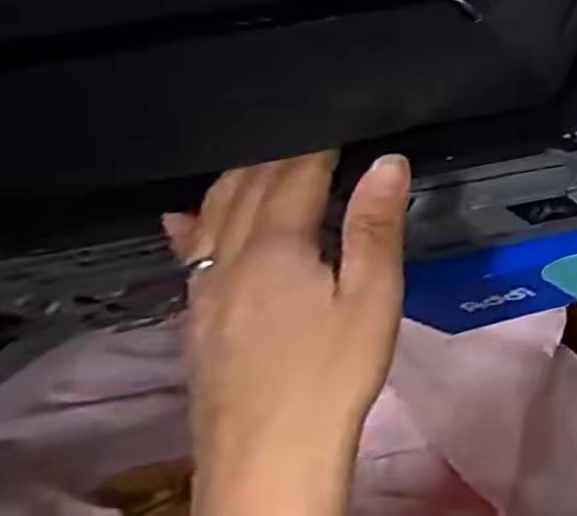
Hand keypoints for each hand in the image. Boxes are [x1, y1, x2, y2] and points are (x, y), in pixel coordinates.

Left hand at [163, 151, 408, 515]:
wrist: (272, 456)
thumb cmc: (337, 368)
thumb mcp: (373, 294)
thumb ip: (375, 225)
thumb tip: (387, 161)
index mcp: (273, 255)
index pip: (291, 181)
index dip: (315, 147)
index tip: (341, 120)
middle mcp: (225, 268)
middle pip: (243, 194)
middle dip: (277, 155)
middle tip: (313, 129)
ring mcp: (202, 296)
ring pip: (210, 220)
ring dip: (239, 180)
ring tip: (268, 155)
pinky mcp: (196, 321)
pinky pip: (190, 254)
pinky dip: (196, 222)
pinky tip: (188, 216)